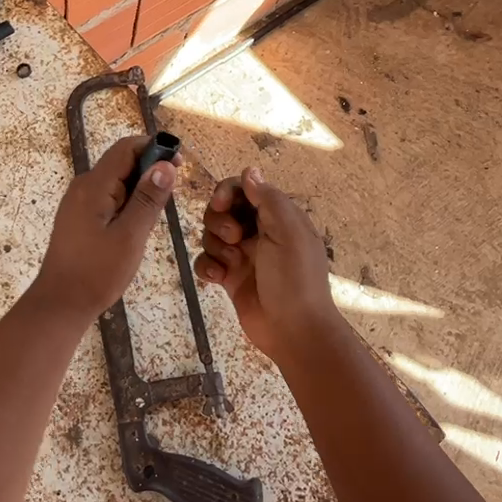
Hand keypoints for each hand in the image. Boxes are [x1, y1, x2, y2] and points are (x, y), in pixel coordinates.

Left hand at [30, 136, 172, 319]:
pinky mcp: (79, 217)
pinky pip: (107, 197)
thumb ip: (148, 199)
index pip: (125, 148)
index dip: (154, 148)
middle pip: (120, 162)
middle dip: (149, 169)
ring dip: (139, 188)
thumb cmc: (97, 272)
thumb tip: (166, 165)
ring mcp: (78, 202)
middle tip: (171, 194)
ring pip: (115, 181)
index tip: (179, 163)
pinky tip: (137, 224)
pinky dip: (127, 201)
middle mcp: (83, 186)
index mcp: (93, 186)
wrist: (60, 302)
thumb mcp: (130, 236)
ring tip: (156, 214)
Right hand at [194, 167, 339, 361]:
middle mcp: (259, 232)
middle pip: (222, 210)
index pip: (244, 189)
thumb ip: (268, 199)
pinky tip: (218, 279)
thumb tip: (249, 171)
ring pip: (211, 235)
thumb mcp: (288, 232)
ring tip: (230, 264)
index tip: (220, 203)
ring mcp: (243, 255)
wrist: (294, 331)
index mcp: (278, 218)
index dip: (227, 191)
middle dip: (219, 221)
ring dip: (215, 246)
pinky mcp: (230, 277)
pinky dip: (208, 267)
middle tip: (234, 238)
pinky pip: (207, 261)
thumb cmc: (295, 277)